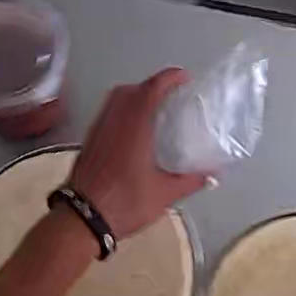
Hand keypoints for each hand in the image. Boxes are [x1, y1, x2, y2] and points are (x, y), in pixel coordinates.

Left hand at [67, 68, 209, 238]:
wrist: (82, 217)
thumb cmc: (125, 203)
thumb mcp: (164, 194)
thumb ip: (190, 181)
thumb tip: (213, 174)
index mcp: (133, 127)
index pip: (150, 90)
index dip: (168, 78)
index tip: (183, 77)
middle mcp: (112, 123)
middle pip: (129, 90)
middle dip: (149, 86)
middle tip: (168, 94)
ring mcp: (96, 132)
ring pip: (113, 102)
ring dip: (132, 97)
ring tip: (151, 110)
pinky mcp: (87, 143)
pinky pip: (105, 116)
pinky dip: (120, 113)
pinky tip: (131, 131)